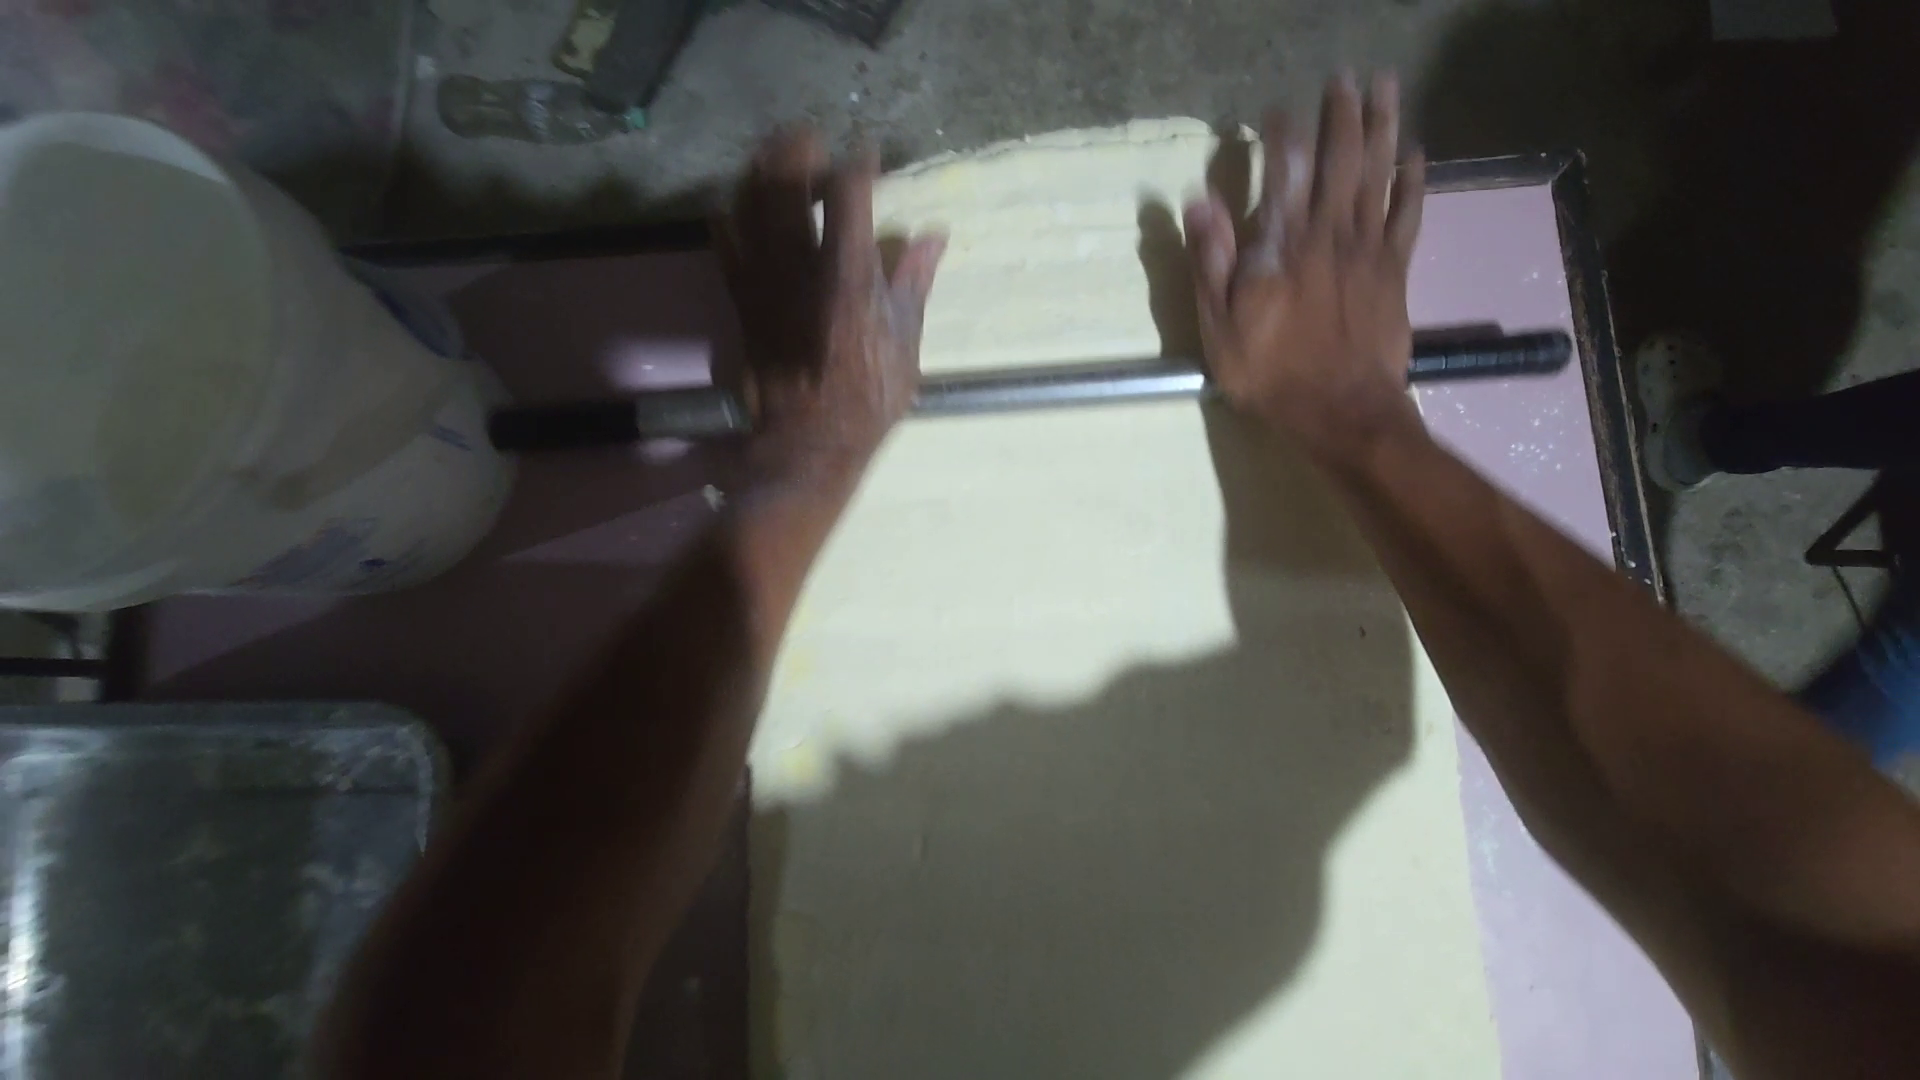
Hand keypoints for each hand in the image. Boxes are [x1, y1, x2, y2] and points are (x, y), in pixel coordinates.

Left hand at [716, 129, 946, 480]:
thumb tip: (934, 237)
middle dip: (799, 149)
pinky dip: (731, 216)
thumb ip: (914, 285)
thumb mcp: (906, 346)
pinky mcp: (741, 302)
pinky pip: (725, 244)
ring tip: (777, 156)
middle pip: (788, 183)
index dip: (859, 163)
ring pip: (750, 204)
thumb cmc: (868, 402)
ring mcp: (763, 283)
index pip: (849, 194)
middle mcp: (800, 270)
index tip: (869, 154)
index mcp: (848, 280)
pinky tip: (740, 208)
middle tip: (813, 139)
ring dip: (762, 170)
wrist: (809, 445)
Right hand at [1183, 73, 1425, 463]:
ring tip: (1384, 85)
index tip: (1277, 109)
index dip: (1281, 134)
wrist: (1338, 409)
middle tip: (1344, 77)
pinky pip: (1408, 212)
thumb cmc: (1268, 374)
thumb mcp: (1219, 327)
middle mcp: (1327, 234)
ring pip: (1378, 172)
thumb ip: (1212, 262)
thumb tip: (1199, 202)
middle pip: (1339, 159)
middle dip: (1341, 113)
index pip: (1282, 173)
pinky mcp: (1394, 268)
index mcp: (1280, 247)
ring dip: (1382, 124)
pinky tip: (1414, 151)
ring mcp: (1367, 248)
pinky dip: (1413, 178)